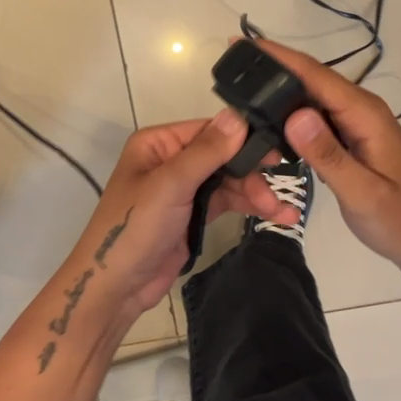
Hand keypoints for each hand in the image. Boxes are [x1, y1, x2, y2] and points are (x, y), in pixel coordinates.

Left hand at [73, 111, 302, 319]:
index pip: (208, 130)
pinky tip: (277, 215)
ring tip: (283, 211)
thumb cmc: (136, 226)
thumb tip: (238, 117)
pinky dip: (249, 206)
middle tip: (278, 189)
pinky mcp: (192, 214)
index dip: (242, 138)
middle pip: (222, 155)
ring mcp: (182, 188)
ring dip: (256, 193)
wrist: (117, 284)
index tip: (278, 150)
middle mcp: (170, 159)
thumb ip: (206, 152)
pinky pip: (226, 201)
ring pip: (228, 180)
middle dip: (251, 172)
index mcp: (157, 143)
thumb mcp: (170, 184)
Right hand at [253, 39, 400, 274]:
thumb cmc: (400, 220)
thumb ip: (328, 155)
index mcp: (364, 115)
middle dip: (272, 67)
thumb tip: (293, 114)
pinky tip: (267, 117)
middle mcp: (360, 110)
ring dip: (278, 88)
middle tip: (232, 66)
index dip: (278, 57)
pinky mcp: (349, 138)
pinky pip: (315, 115)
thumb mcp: (362, 192)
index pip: (315, 75)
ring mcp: (356, 123)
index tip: (243, 44)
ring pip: (311, 95)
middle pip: (311, 78)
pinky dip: (289, 110)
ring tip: (240, 85)